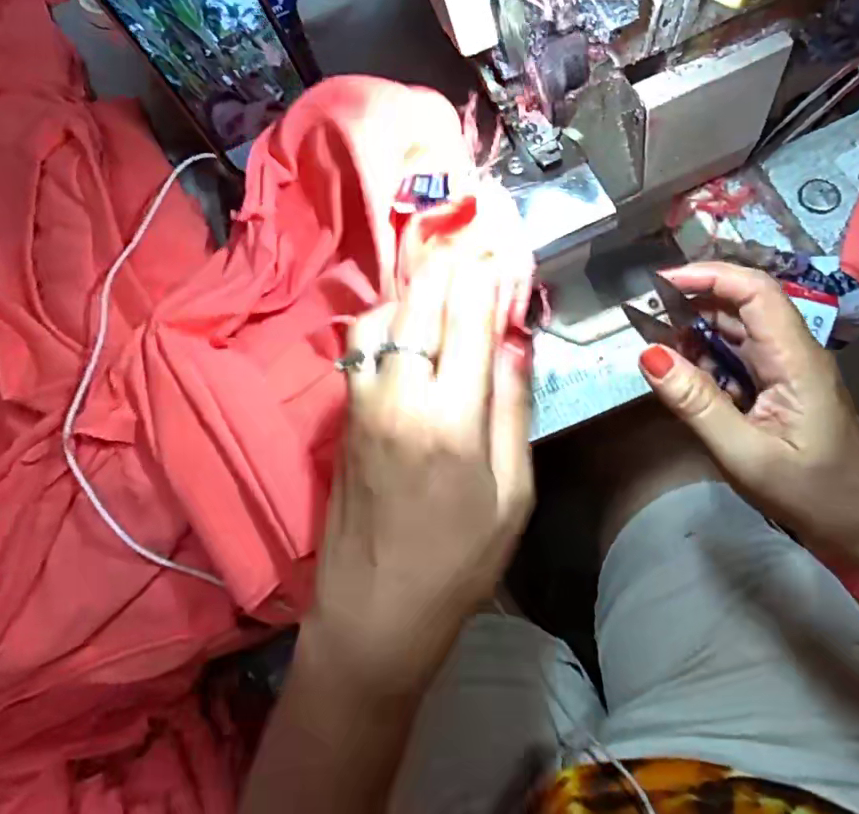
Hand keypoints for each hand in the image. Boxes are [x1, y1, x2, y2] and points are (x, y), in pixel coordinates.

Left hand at [308, 256, 533, 693]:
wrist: (374, 612)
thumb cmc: (459, 563)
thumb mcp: (511, 495)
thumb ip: (512, 411)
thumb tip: (514, 345)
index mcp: (452, 419)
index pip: (469, 319)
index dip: (488, 277)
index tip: (504, 251)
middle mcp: (401, 395)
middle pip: (422, 304)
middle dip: (452, 266)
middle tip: (477, 247)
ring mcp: (364, 401)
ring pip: (383, 315)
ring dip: (416, 289)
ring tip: (445, 284)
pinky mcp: (345, 413)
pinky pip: (362, 344)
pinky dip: (388, 317)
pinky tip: (409, 324)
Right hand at [636, 262, 858, 564]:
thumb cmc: (814, 495)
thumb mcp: (746, 455)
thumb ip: (697, 404)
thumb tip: (649, 355)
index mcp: (795, 358)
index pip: (754, 290)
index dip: (708, 275)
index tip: (660, 284)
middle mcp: (793, 351)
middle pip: (743, 303)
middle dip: (692, 301)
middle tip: (646, 318)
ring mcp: (787, 368)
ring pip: (738, 328)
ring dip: (696, 330)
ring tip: (658, 346)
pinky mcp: (780, 386)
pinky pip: (738, 355)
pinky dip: (706, 356)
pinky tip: (685, 375)